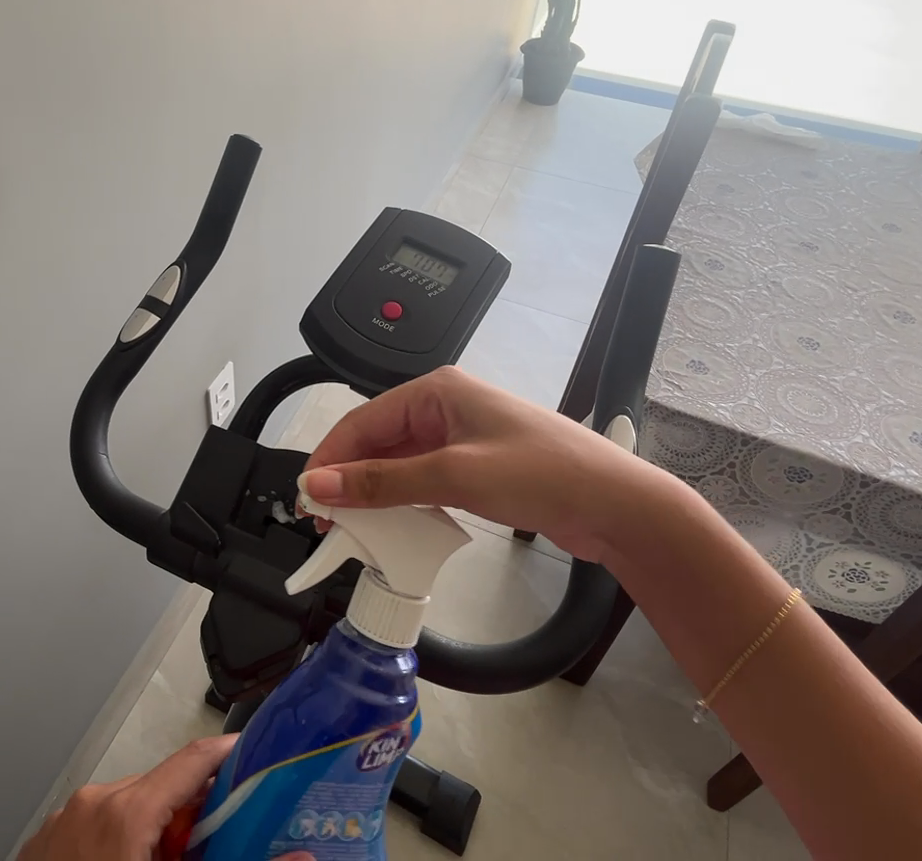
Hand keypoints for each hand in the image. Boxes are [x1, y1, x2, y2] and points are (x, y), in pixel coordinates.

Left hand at [17, 735, 311, 860]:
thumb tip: (300, 860)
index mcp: (128, 812)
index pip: (196, 759)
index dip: (233, 754)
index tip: (262, 758)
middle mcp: (95, 803)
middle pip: (165, 787)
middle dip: (194, 814)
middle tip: (216, 845)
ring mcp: (65, 820)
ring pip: (131, 806)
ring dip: (154, 831)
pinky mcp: (46, 839)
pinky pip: (96, 824)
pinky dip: (118, 841)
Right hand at [300, 366, 676, 562]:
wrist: (615, 504)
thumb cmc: (539, 474)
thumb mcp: (454, 475)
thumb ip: (383, 481)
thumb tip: (319, 484)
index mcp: (436, 392)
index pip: (363, 420)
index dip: (329, 458)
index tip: (306, 498)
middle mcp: (443, 408)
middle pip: (377, 442)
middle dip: (348, 479)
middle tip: (325, 523)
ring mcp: (459, 439)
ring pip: (397, 464)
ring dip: (373, 494)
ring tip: (350, 530)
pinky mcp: (473, 468)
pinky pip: (421, 481)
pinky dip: (402, 503)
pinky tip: (391, 527)